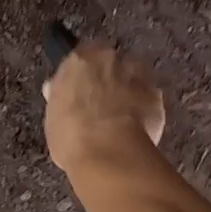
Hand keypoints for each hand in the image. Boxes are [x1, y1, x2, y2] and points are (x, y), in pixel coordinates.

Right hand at [44, 41, 166, 170]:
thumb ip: (60, 98)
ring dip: (127, 95)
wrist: (108, 154)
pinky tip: (133, 133)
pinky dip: (143, 113)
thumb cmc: (73, 137)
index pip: (82, 57)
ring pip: (133, 80)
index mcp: (82, 57)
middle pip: (111, 65)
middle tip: (100, 109)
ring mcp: (137, 74)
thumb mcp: (54, 118)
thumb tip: (55, 90)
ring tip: (118, 124)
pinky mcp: (156, 96)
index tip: (80, 93)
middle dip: (107, 82)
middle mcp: (112, 58)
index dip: (82, 77)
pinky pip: (148, 101)